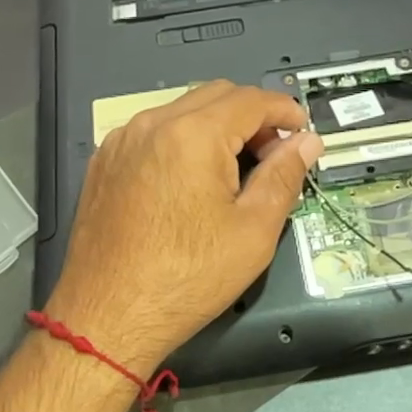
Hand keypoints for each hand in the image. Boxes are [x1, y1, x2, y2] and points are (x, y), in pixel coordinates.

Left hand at [43, 81, 323, 372]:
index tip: (303, 130)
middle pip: (216, 94)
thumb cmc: (187, 278)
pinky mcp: (104, 159)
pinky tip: (190, 179)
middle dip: (252, 114)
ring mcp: (123, 138)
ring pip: (182, 109)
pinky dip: (181, 138)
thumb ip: (283, 177)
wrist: (106, 316)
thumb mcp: (252, 232)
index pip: (251, 99)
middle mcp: (153, 122)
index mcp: (193, 133)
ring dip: (216, 124)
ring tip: (234, 169)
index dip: (284, 109)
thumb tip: (306, 141)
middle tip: (273, 153)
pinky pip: (153, 130)